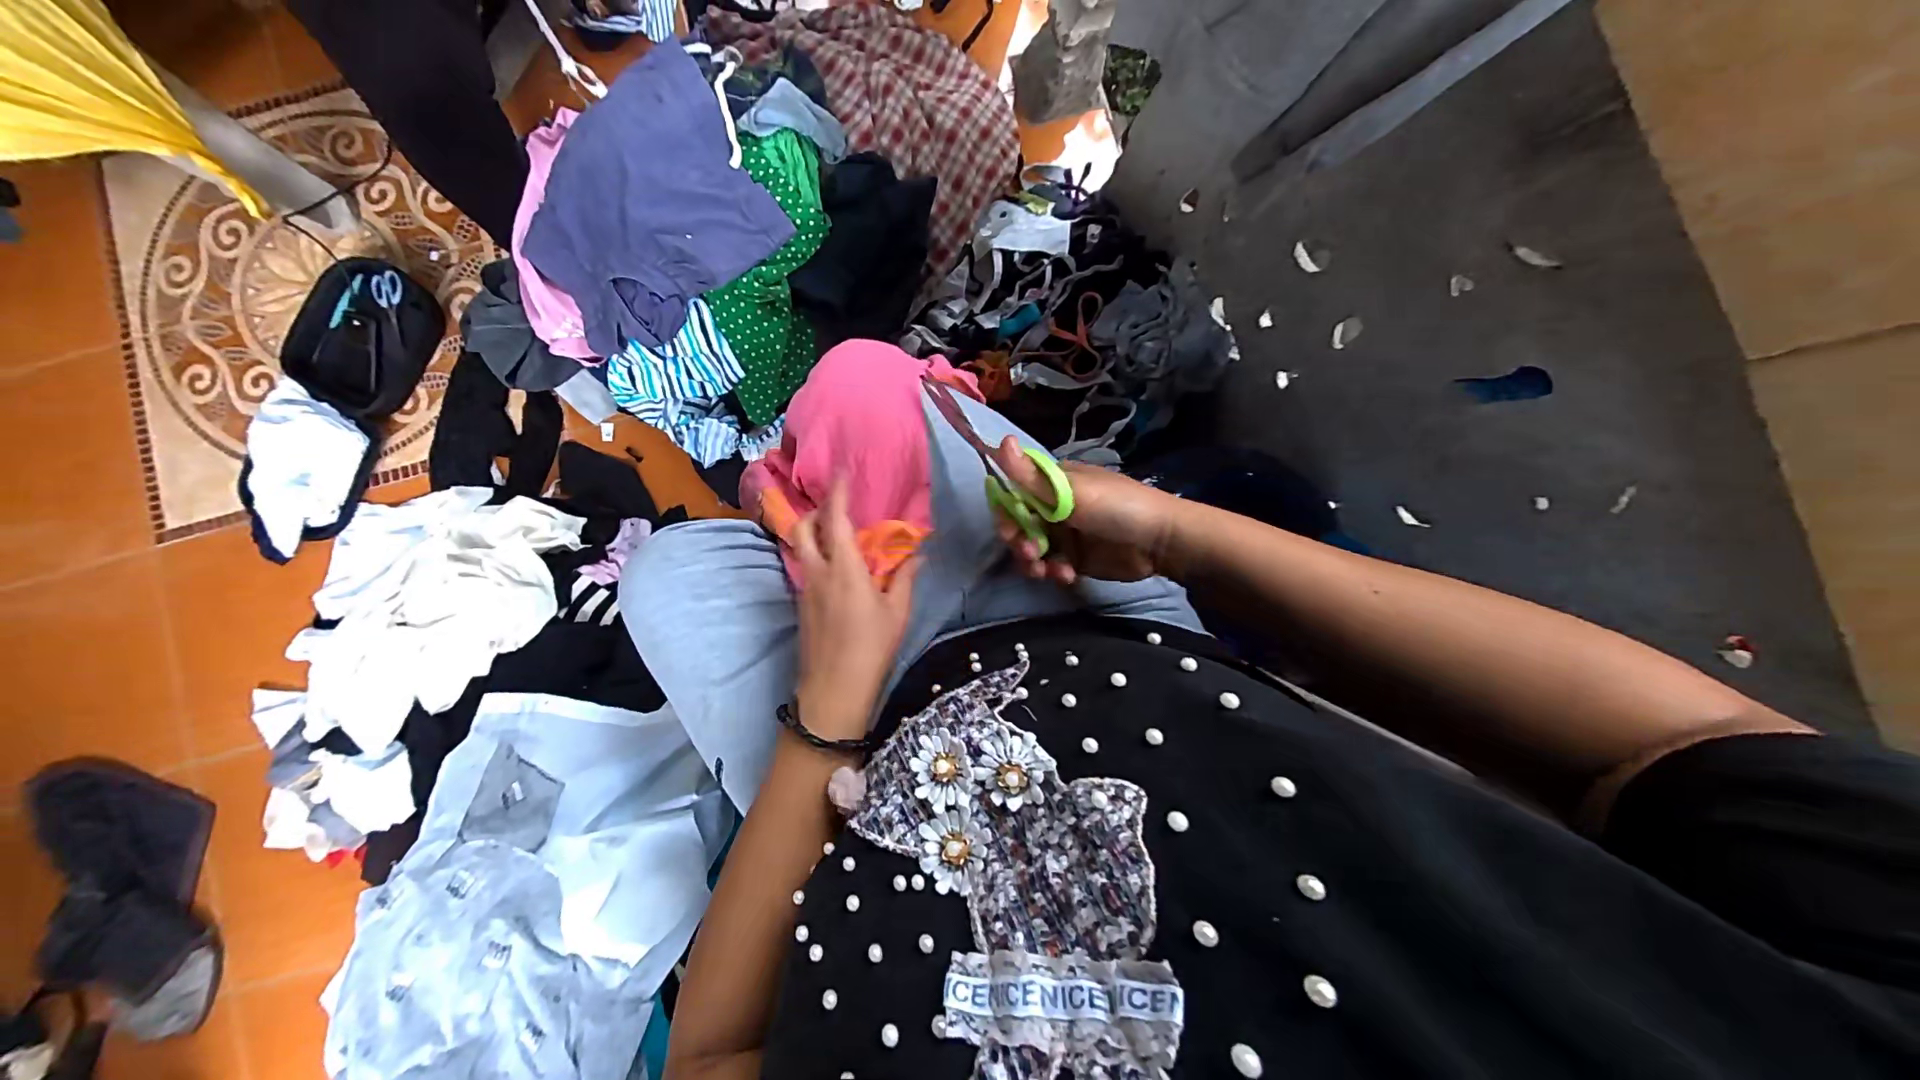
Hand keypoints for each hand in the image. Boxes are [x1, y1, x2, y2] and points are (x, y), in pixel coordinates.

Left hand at [793, 478, 921, 738]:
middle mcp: (817, 572)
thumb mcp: (897, 612)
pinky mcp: (800, 606)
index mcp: (844, 568)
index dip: (838, 491)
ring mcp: (804, 589)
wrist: (833, 691)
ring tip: (836, 535)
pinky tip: (834, 571)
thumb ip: (905, 577)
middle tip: (835, 506)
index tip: (842, 472)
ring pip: (800, 548)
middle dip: (815, 510)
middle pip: (803, 527)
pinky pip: (804, 569)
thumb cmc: (871, 649)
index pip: (836, 518)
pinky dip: (815, 557)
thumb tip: (919, 552)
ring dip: (813, 534)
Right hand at [990, 436, 1183, 584]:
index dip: (1006, 513)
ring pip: (1031, 549)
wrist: (1160, 541)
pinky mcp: (1075, 559)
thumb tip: (1002, 441)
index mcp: (1053, 483)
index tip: (1009, 530)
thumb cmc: (1116, 507)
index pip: (1015, 494)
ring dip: (1032, 561)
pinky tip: (1066, 576)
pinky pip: (1050, 566)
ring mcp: (1065, 533)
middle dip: (1019, 542)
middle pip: (1019, 525)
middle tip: (1030, 554)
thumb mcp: (1072, 491)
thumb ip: (1032, 475)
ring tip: (1045, 571)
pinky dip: (1052, 572)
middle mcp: (1055, 506)